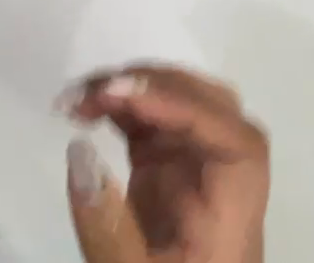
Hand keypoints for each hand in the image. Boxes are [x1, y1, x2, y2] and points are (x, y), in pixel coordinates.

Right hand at [63, 66, 269, 262]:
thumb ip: (107, 227)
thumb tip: (80, 148)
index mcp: (230, 221)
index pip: (236, 144)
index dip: (185, 106)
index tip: (121, 96)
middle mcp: (220, 186)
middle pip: (216, 110)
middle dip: (155, 85)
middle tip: (96, 93)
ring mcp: (194, 174)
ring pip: (181, 103)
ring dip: (131, 87)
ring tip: (77, 99)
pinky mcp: (166, 170)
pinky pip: (149, 118)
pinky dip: (117, 103)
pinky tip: (81, 110)